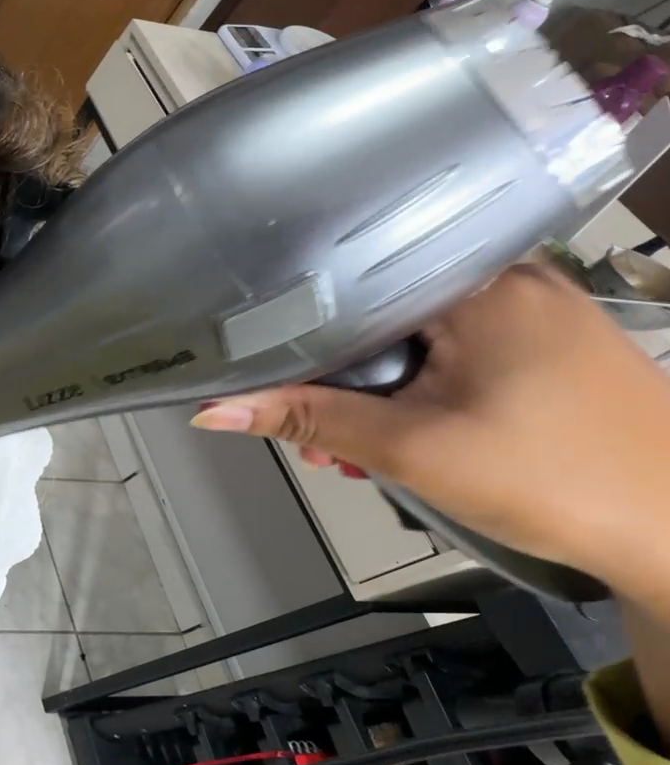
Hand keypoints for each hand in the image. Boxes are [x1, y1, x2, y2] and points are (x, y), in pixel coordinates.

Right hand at [190, 265, 669, 600]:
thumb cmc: (552, 481)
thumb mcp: (409, 448)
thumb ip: (304, 419)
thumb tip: (210, 412)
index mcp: (484, 287)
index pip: (352, 290)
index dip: (296, 336)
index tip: (265, 384)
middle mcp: (513, 284)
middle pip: (379, 318)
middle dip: (334, 381)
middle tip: (311, 438)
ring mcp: (538, 315)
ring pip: (412, 341)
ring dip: (371, 393)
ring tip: (352, 451)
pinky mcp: (549, 349)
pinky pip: (450, 354)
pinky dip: (415, 392)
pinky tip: (401, 436)